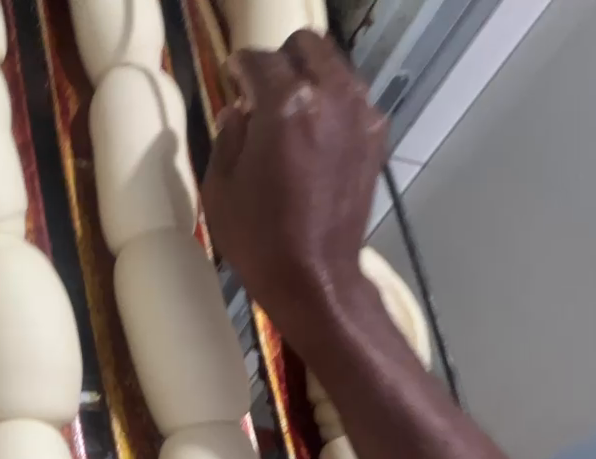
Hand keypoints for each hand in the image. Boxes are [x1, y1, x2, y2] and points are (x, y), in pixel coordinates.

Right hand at [202, 32, 388, 331]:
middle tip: (259, 89)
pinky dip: (329, 103)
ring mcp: (360, 113)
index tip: (229, 75)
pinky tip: (310, 134)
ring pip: (334, 66)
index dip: (238, 65)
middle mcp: (330, 95)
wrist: (312, 274)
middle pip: (307, 47)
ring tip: (286, 112)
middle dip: (280, 61)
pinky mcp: (375, 135)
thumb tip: (237, 111)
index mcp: (285, 106)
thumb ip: (228, 137)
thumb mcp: (220, 189)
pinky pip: (351, 98)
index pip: (259, 60)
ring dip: (308, 78)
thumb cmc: (257, 238)